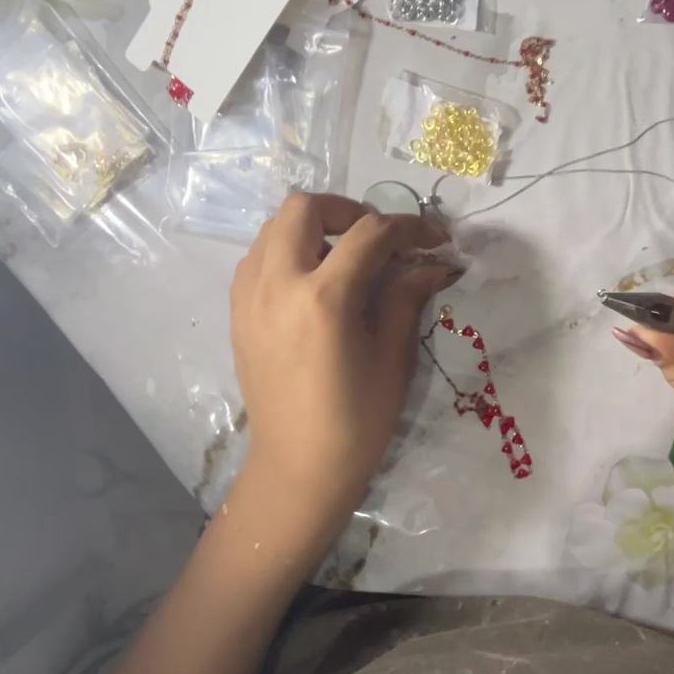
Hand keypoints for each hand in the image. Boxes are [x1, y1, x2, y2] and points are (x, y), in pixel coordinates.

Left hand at [231, 193, 454, 513]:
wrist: (300, 465)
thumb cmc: (357, 419)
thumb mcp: (392, 357)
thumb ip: (407, 297)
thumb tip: (433, 264)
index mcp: (323, 298)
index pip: (370, 235)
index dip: (409, 228)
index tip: (435, 240)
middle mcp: (277, 283)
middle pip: (305, 208)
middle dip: (349, 212)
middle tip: (379, 240)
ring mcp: (249, 296)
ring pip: (274, 228)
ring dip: (314, 229)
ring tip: (346, 260)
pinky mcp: (238, 312)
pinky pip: (258, 258)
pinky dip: (288, 253)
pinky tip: (314, 284)